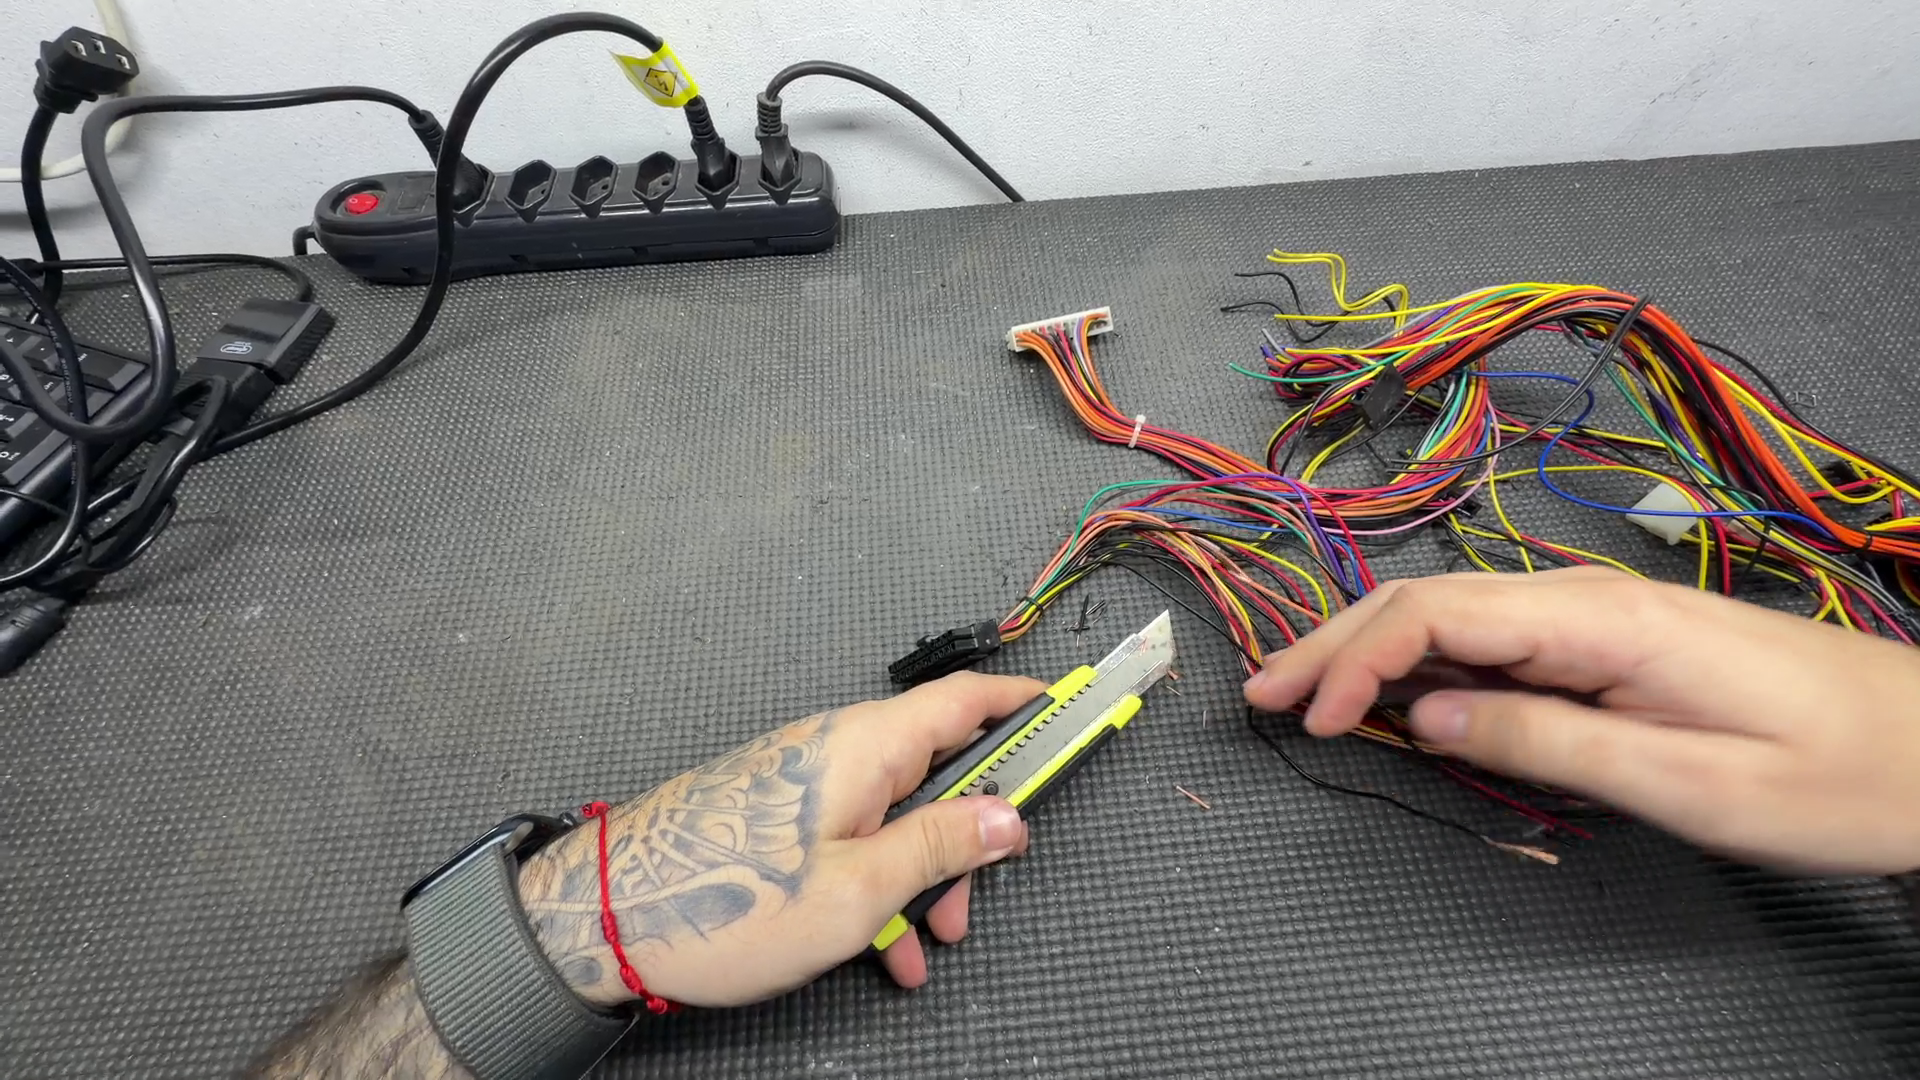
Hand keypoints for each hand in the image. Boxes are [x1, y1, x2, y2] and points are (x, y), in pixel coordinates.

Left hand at [515, 672, 1042, 1007]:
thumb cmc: (734, 895)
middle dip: (967, 831)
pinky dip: (879, 877)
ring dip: (922, 870)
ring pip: (899, 809)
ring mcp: (816, 776)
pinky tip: (878, 944)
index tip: (1064, 708)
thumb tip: (1008, 816)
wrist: (610, 912)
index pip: (967, 698)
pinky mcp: (791, 805)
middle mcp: (846, 746)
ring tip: (922, 940)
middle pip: (938, 767)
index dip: (1022, 701)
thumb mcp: (860, 886)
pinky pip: (858, 829)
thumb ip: (942, 843)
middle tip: (977, 895)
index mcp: (871, 744)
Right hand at [1243, 566, 1919, 874]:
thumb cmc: (1840, 774)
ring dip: (1352, 650)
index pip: (1431, 616)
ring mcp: (1567, 613)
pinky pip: (1465, 641)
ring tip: (1292, 687)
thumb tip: (1427, 716)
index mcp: (1590, 617)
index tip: (1318, 719)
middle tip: (1260, 690)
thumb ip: (1545, 738)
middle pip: (1411, 603)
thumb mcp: (1690, 782)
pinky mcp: (1573, 638)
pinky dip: (1401, 664)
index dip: (1356, 662)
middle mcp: (1564, 596)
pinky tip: (1371, 690)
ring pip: (1428, 616)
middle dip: (1326, 645)